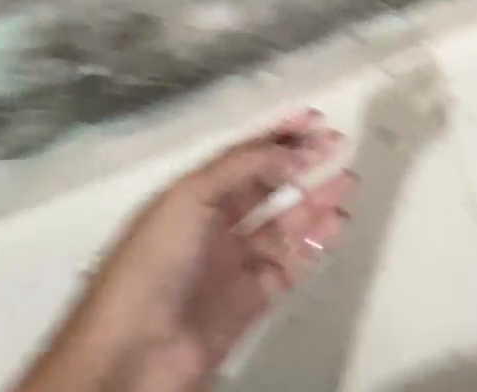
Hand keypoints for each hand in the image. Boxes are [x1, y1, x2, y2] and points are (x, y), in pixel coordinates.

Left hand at [16, 110, 355, 391]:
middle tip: (338, 146)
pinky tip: (335, 225)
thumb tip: (293, 150)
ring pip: (283, 225)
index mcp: (191, 197)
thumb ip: (243, 167)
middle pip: (266, 187)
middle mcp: (213, 226)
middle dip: (301, 164)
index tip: (313, 118)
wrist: (129, 357)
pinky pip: (289, 264)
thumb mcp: (189, 198)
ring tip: (347, 183)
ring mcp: (233, 264)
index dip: (276, 136)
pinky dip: (314, 243)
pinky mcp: (251, 300)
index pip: (242, 158)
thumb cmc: (152, 264)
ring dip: (314, 202)